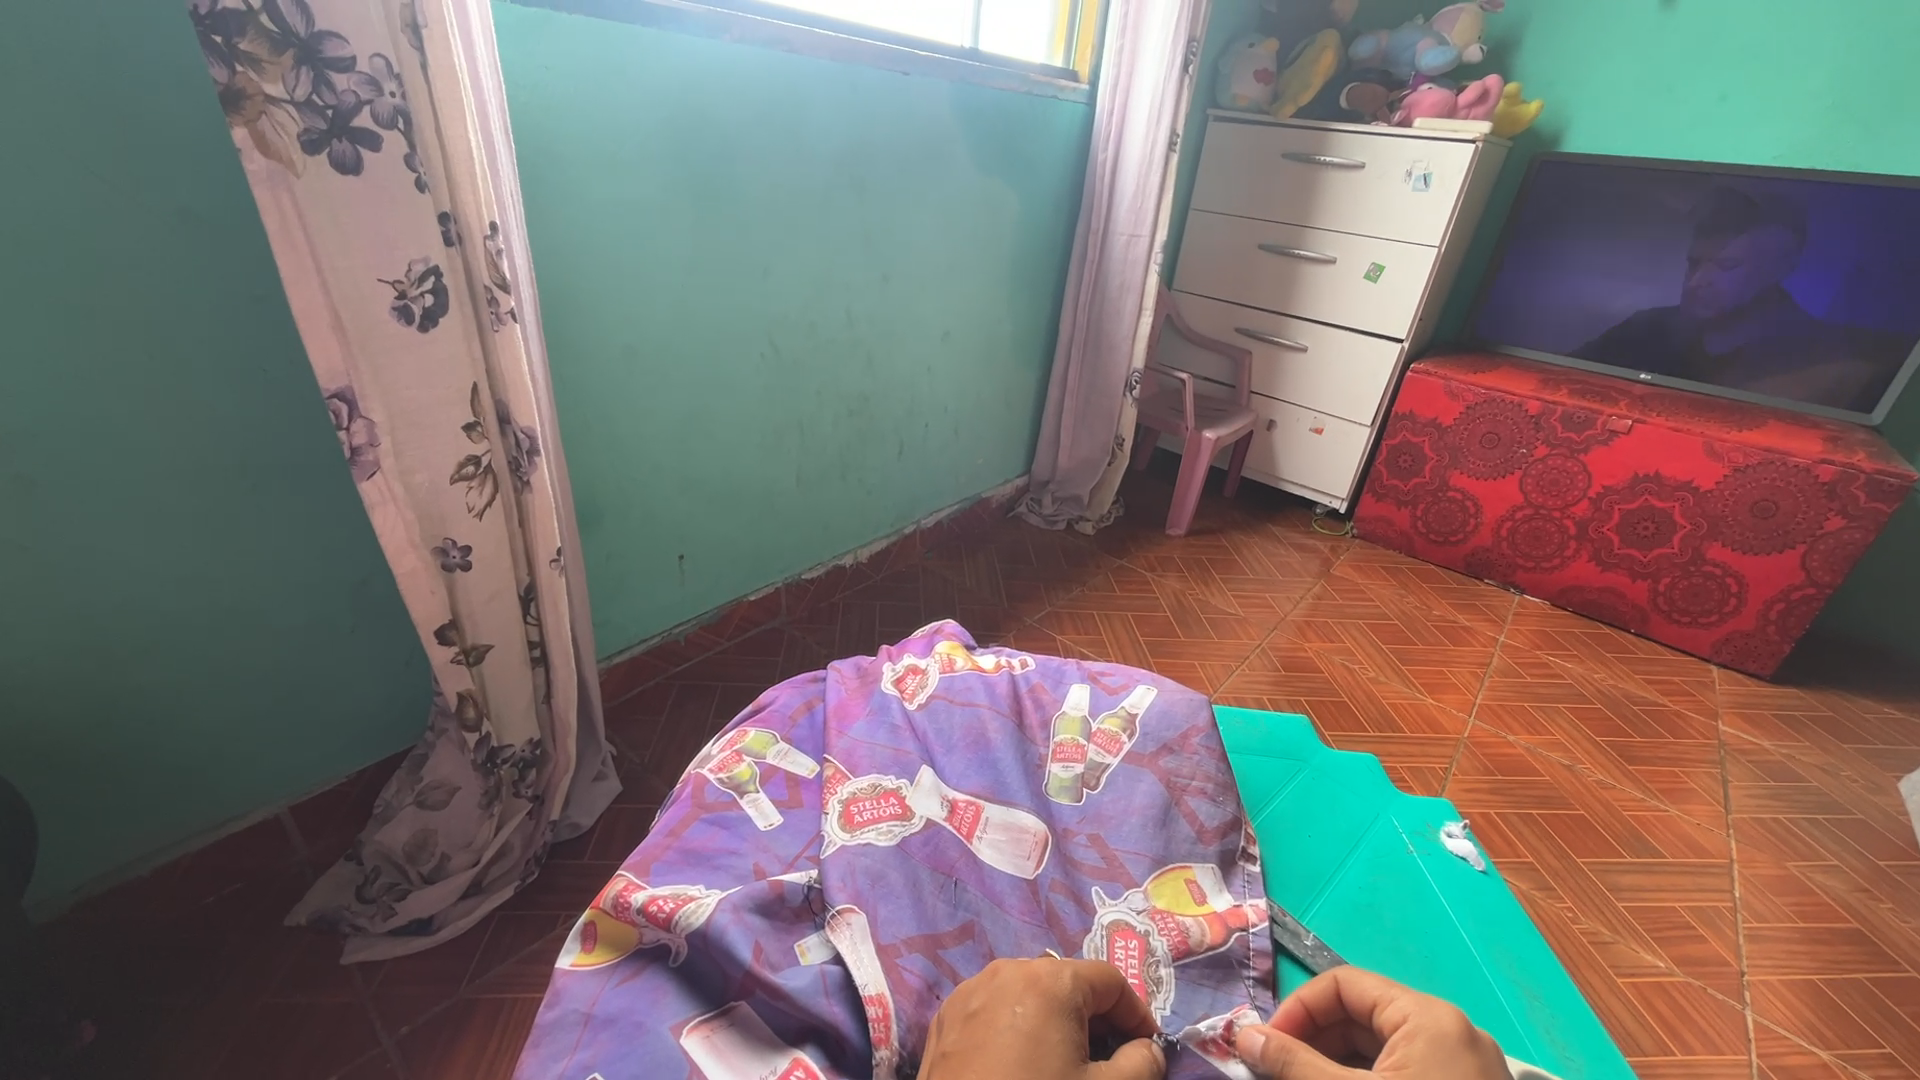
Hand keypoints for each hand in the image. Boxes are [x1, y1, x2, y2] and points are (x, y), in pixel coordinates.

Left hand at [920, 957, 1166, 1079]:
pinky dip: (1016, 1028)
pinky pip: (995, 1009)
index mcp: (1049, 980)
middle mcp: (1008, 970)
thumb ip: (1140, 1065)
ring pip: (1029, 993)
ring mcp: (971, 990)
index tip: (1148, 1049)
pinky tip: (1020, 1066)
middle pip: (1067, 983)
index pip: (1109, 981)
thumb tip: (1146, 1048)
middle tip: (1109, 1062)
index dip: (1136, 1015)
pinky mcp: (947, 1017)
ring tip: (1064, 1064)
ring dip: (1054, 1021)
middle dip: (1094, 1018)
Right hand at [1233, 968, 1507, 1079]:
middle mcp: (1449, 1032)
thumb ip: (1294, 1063)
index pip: (1343, 985)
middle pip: (1361, 1016)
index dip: (1298, 1009)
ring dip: (1332, 1063)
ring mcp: (1461, 1070)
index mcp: (1427, 1017)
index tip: (1266, 1044)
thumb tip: (1243, 1035)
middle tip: (1276, 1070)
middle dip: (1313, 1040)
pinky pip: (1403, 1074)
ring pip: (1379, 1049)